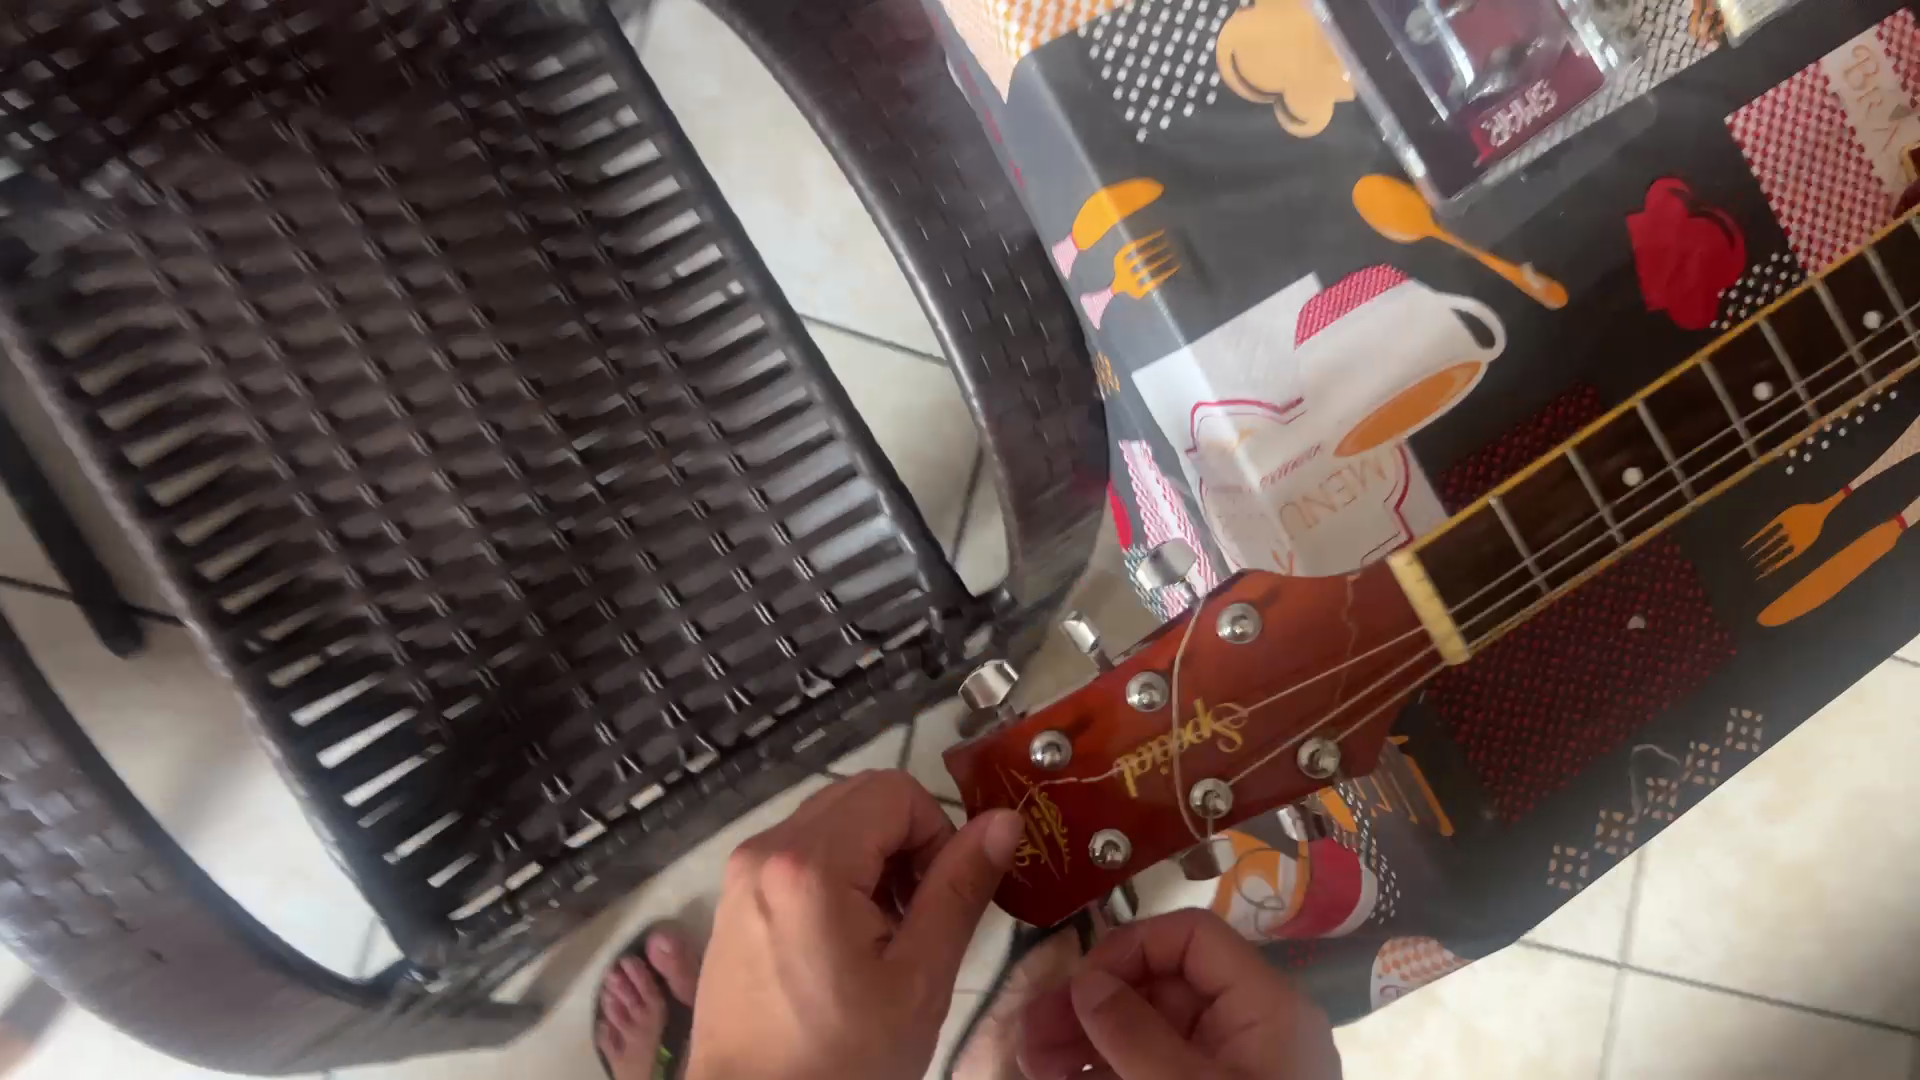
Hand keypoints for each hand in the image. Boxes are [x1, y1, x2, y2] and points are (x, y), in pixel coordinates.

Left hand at [686, 770, 1023, 1079]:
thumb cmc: (842, 1062)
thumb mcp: (918, 979)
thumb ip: (961, 887)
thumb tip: (1005, 819)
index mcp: (810, 861)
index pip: (896, 792)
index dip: (935, 833)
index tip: (938, 899)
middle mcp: (767, 845)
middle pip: (863, 794)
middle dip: (906, 839)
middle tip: (915, 913)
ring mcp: (745, 866)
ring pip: (835, 815)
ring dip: (874, 852)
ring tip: (882, 927)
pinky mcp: (737, 890)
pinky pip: (803, 843)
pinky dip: (839, 865)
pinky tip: (845, 931)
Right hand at [1018, 910, 1339, 1079]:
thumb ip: (1133, 1032)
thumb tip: (1086, 982)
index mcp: (1264, 1009)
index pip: (1191, 938)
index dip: (1131, 947)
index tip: (1081, 984)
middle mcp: (1247, 1030)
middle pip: (1159, 986)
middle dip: (1090, 1004)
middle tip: (1030, 1029)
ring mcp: (1225, 1071)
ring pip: (1144, 1030)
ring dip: (1084, 1039)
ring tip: (1028, 1059)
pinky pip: (1146, 1070)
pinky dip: (1102, 1072)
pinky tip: (1057, 1077)